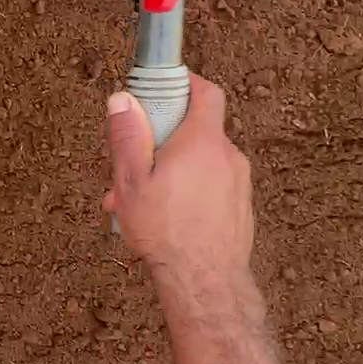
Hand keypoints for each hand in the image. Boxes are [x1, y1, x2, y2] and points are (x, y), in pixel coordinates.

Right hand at [104, 74, 253, 292]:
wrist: (204, 280)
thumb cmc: (164, 228)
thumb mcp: (131, 179)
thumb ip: (127, 136)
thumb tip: (122, 99)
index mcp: (202, 142)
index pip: (206, 93)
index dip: (184, 83)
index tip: (159, 87)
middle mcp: (227, 155)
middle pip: (194, 129)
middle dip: (159, 140)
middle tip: (128, 163)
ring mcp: (238, 181)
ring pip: (198, 161)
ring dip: (167, 169)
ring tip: (136, 200)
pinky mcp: (239, 203)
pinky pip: (208, 183)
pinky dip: (184, 188)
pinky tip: (159, 215)